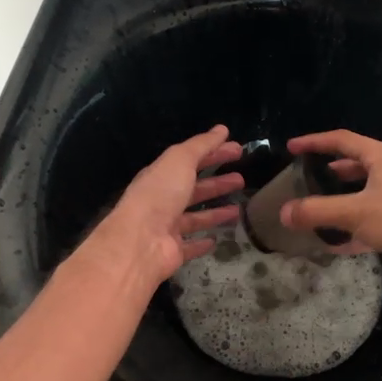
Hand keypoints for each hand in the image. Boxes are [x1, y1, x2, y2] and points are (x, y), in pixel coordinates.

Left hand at [85, 125, 244, 284]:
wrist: (140, 241)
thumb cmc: (160, 195)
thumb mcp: (180, 161)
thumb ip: (201, 145)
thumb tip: (222, 129)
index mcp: (162, 175)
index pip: (191, 160)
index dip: (214, 153)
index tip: (238, 150)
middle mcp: (163, 200)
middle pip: (194, 188)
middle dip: (217, 183)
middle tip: (241, 179)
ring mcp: (167, 226)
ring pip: (195, 217)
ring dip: (215, 212)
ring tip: (238, 208)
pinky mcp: (173, 250)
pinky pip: (190, 245)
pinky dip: (202, 242)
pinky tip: (216, 240)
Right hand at [278, 130, 381, 286]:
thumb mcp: (353, 213)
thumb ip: (316, 211)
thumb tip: (284, 213)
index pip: (343, 140)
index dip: (315, 142)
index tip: (293, 147)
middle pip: (359, 163)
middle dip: (334, 169)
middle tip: (311, 176)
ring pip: (368, 190)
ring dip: (345, 197)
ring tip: (323, 206)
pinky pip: (377, 216)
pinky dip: (357, 224)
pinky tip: (340, 242)